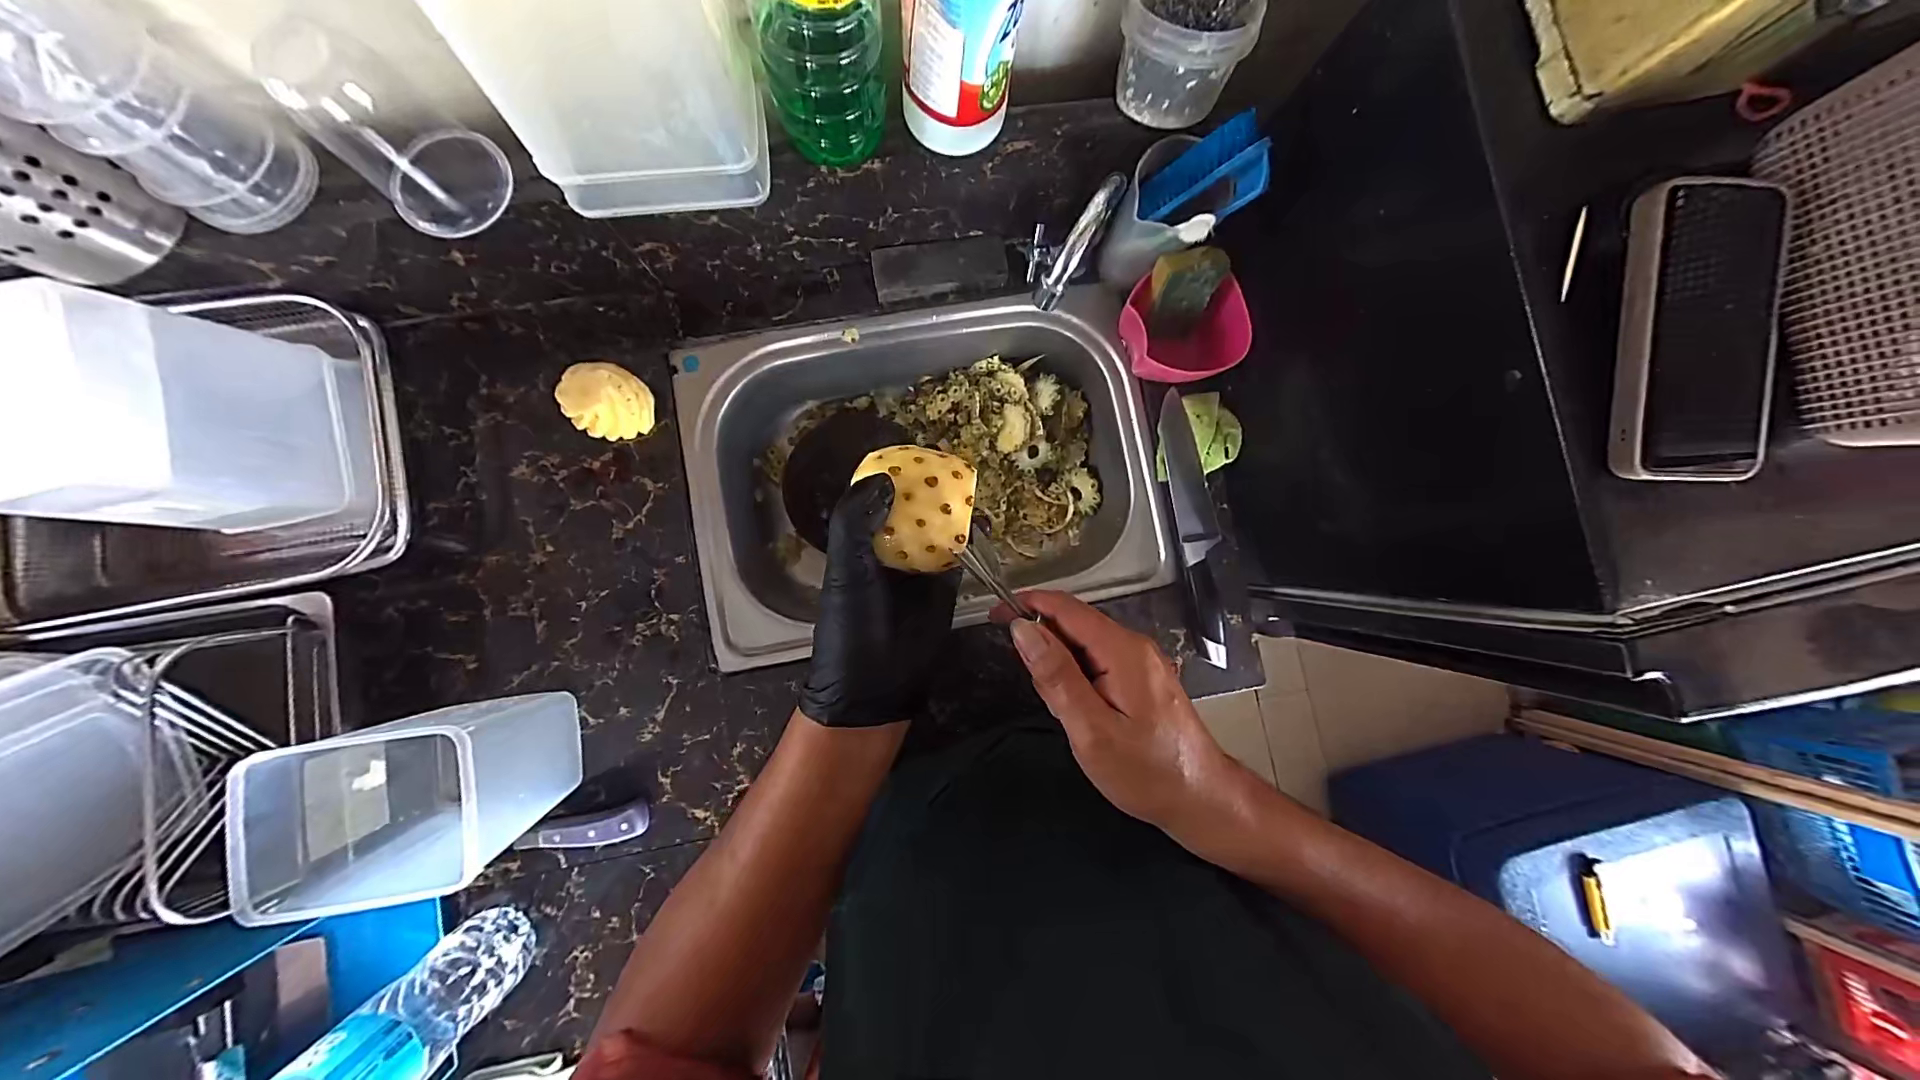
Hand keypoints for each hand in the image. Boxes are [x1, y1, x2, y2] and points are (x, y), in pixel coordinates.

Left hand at [800, 475, 960, 726]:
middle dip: (929, 489)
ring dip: (952, 511)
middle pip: (913, 511)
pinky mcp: (945, 587)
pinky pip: (959, 557)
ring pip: (939, 530)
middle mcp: (890, 551)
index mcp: (861, 543)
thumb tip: (882, 478)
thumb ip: (855, 525)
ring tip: (968, 485)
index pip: (876, 500)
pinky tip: (980, 522)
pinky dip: (969, 539)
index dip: (892, 476)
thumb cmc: (849, 626)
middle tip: (950, 464)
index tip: (912, 452)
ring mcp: (919, 569)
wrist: (873, 686)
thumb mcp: (845, 571)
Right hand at [992, 590, 1239, 834]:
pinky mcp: (1142, 677)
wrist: (1202, 799)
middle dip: (1039, 631)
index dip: (1027, 604)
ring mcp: (1141, 661)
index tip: (995, 614)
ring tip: (1042, 686)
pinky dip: (1074, 666)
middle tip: (1013, 657)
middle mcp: (1135, 646)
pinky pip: (1099, 657)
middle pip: (1076, 620)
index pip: (1066, 608)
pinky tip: (1068, 694)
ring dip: (1056, 651)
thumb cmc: (1148, 772)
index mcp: (1123, 651)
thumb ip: (1055, 676)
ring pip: (1086, 640)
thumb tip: (1023, 631)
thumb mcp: (1091, 729)